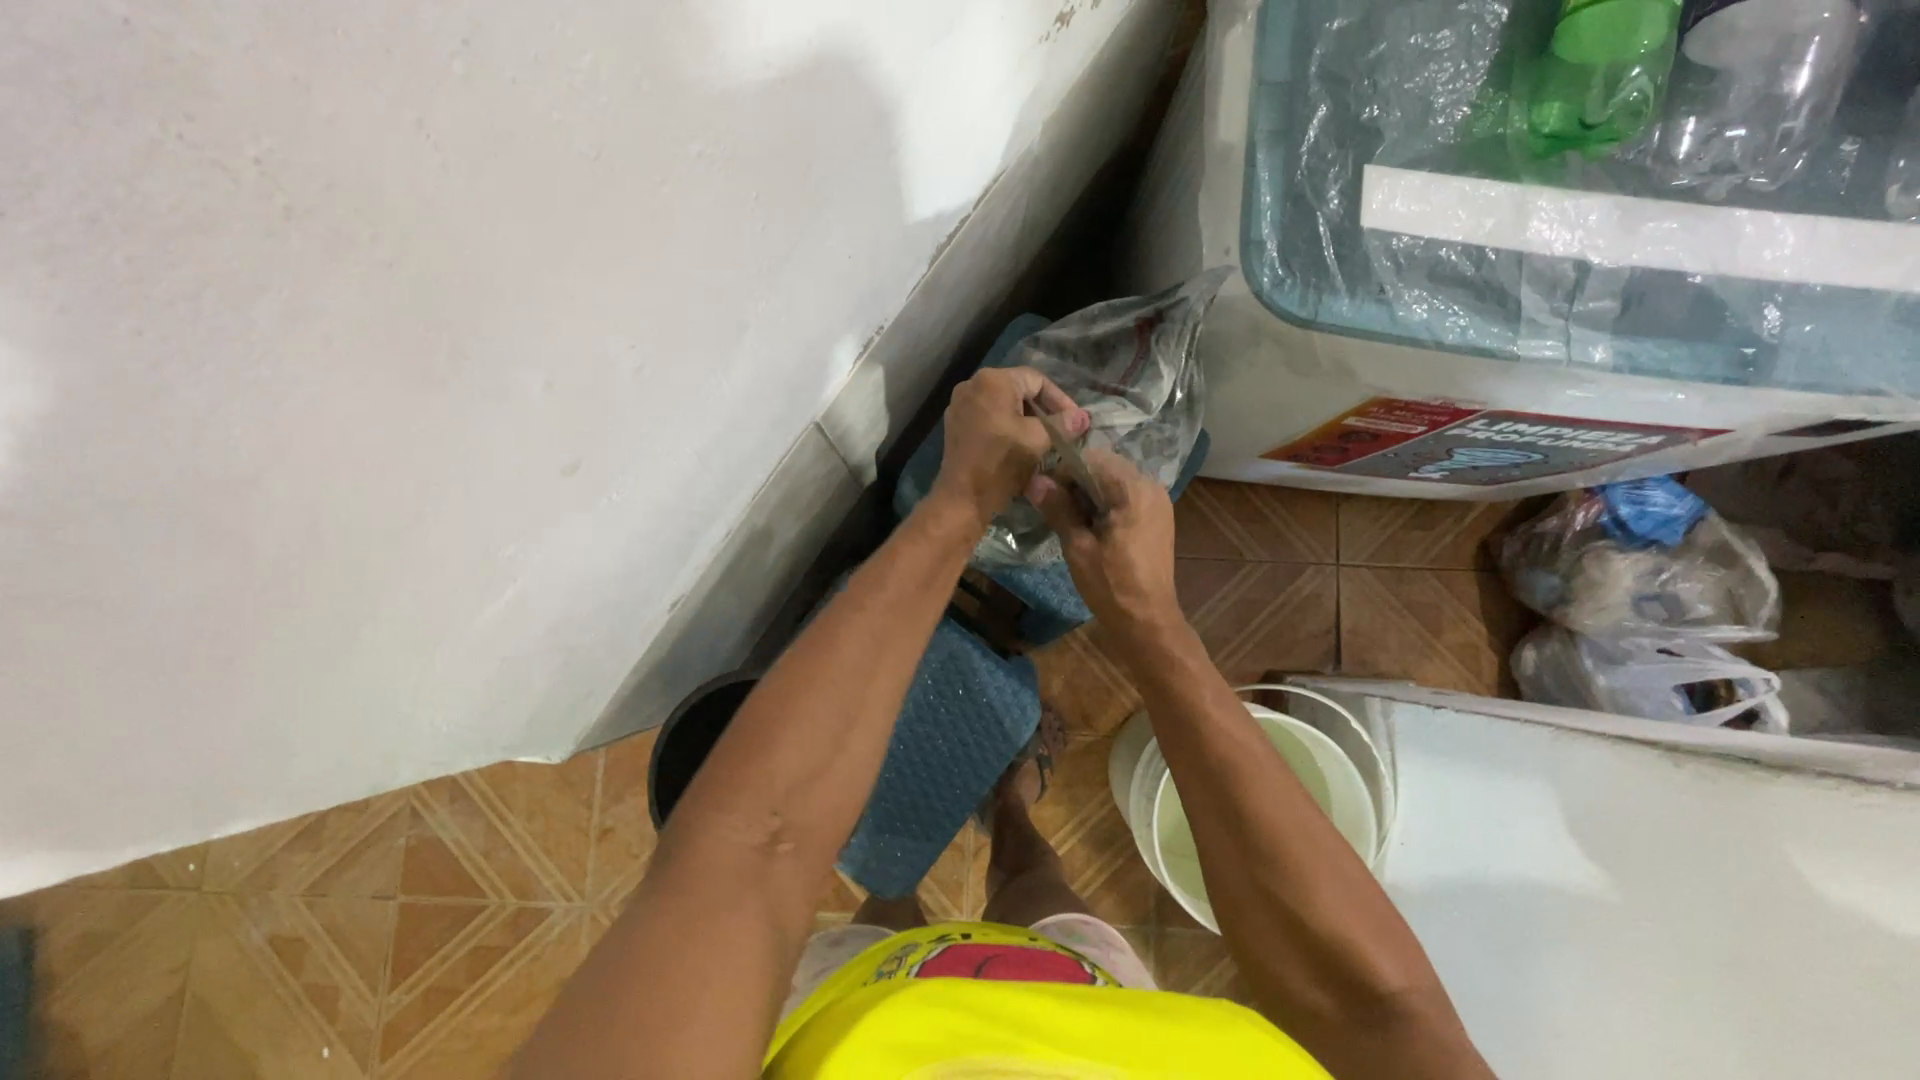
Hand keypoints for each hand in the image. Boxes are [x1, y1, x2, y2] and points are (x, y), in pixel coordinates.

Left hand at [932, 367, 1087, 526]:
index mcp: (993, 381)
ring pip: (1003, 403)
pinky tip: (1019, 443)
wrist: (963, 497)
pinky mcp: (955, 424)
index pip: (1037, 380)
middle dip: (1043, 409)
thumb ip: (1062, 424)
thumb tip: (1083, 417)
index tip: (1075, 421)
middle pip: (1018, 389)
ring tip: (1044, 438)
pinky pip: (988, 416)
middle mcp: (972, 384)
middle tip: (1062, 430)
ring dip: (1026, 418)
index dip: (1060, 400)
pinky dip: (1006, 425)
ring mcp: (960, 404)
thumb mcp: (1038, 441)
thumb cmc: (1001, 463)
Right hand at [1028, 448, 1181, 638]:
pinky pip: (1128, 495)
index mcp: (1133, 490)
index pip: (1091, 458)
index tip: (1045, 495)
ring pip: (1116, 480)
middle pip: (1106, 466)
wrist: (1148, 621)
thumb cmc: (1111, 585)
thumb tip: (1034, 481)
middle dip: (1077, 481)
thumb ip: (1058, 508)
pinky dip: (1107, 502)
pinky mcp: (1159, 516)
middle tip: (1056, 508)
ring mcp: (1158, 501)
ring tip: (1072, 520)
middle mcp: (1151, 486)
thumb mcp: (1078, 546)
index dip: (1063, 471)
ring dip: (1091, 492)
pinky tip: (1093, 527)